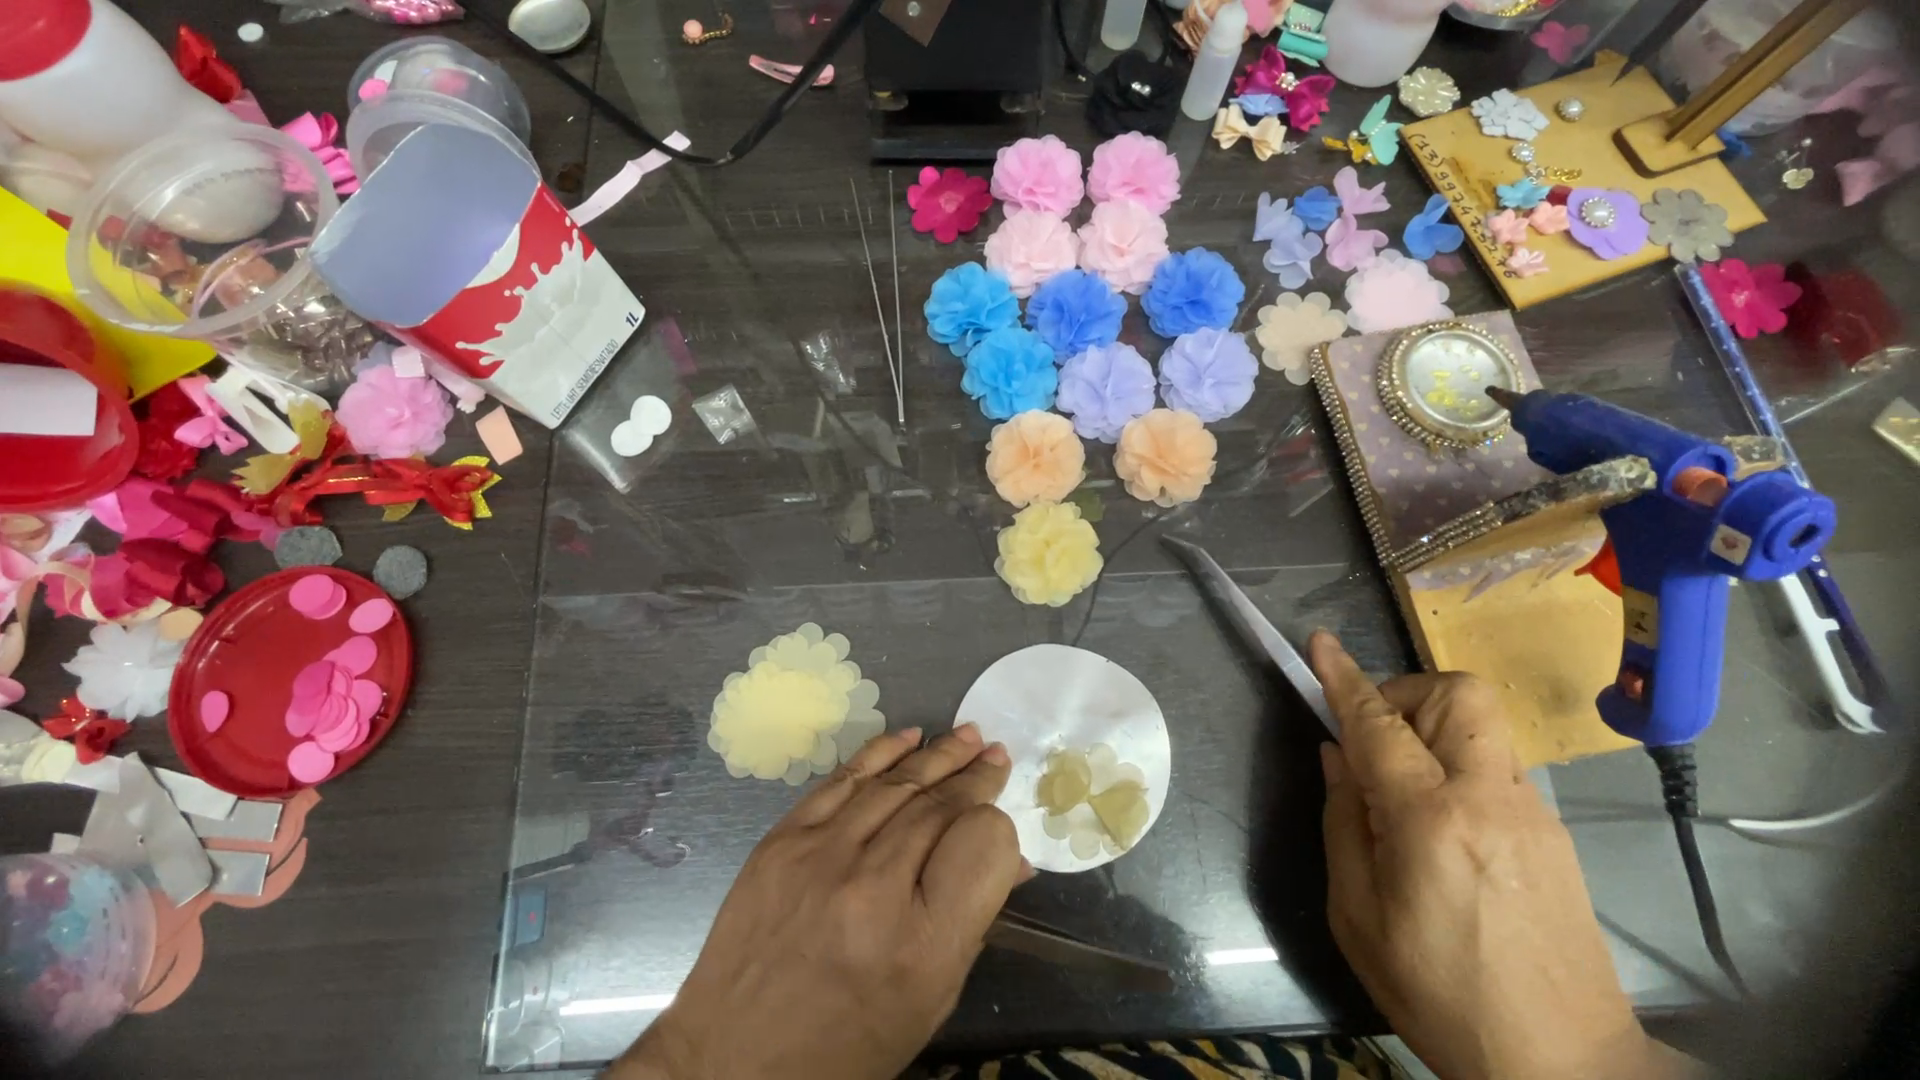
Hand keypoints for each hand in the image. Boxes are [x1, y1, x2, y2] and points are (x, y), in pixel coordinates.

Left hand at [608, 724, 1027, 1079]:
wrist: (734, 1059)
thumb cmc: (849, 1042)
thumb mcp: (931, 1000)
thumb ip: (973, 920)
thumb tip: (1010, 859)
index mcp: (920, 941)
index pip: (983, 843)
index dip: (999, 825)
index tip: (1001, 818)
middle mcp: (871, 886)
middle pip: (939, 805)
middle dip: (974, 775)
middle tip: (997, 754)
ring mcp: (819, 856)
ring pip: (893, 784)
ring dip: (936, 755)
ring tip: (968, 736)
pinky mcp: (780, 841)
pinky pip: (841, 781)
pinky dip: (880, 754)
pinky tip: (909, 738)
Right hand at [1310, 632, 1691, 1079]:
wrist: (1565, 1064)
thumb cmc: (1439, 996)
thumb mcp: (1358, 916)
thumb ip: (1343, 822)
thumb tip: (1337, 756)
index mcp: (1430, 822)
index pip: (1379, 724)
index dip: (1343, 678)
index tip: (1319, 641)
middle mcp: (1491, 799)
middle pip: (1458, 694)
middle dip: (1406, 691)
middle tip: (1372, 737)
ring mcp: (1534, 813)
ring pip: (1481, 725)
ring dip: (1431, 727)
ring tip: (1399, 787)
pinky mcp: (1555, 831)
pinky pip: (1495, 765)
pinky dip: (1455, 763)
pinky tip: (1439, 825)